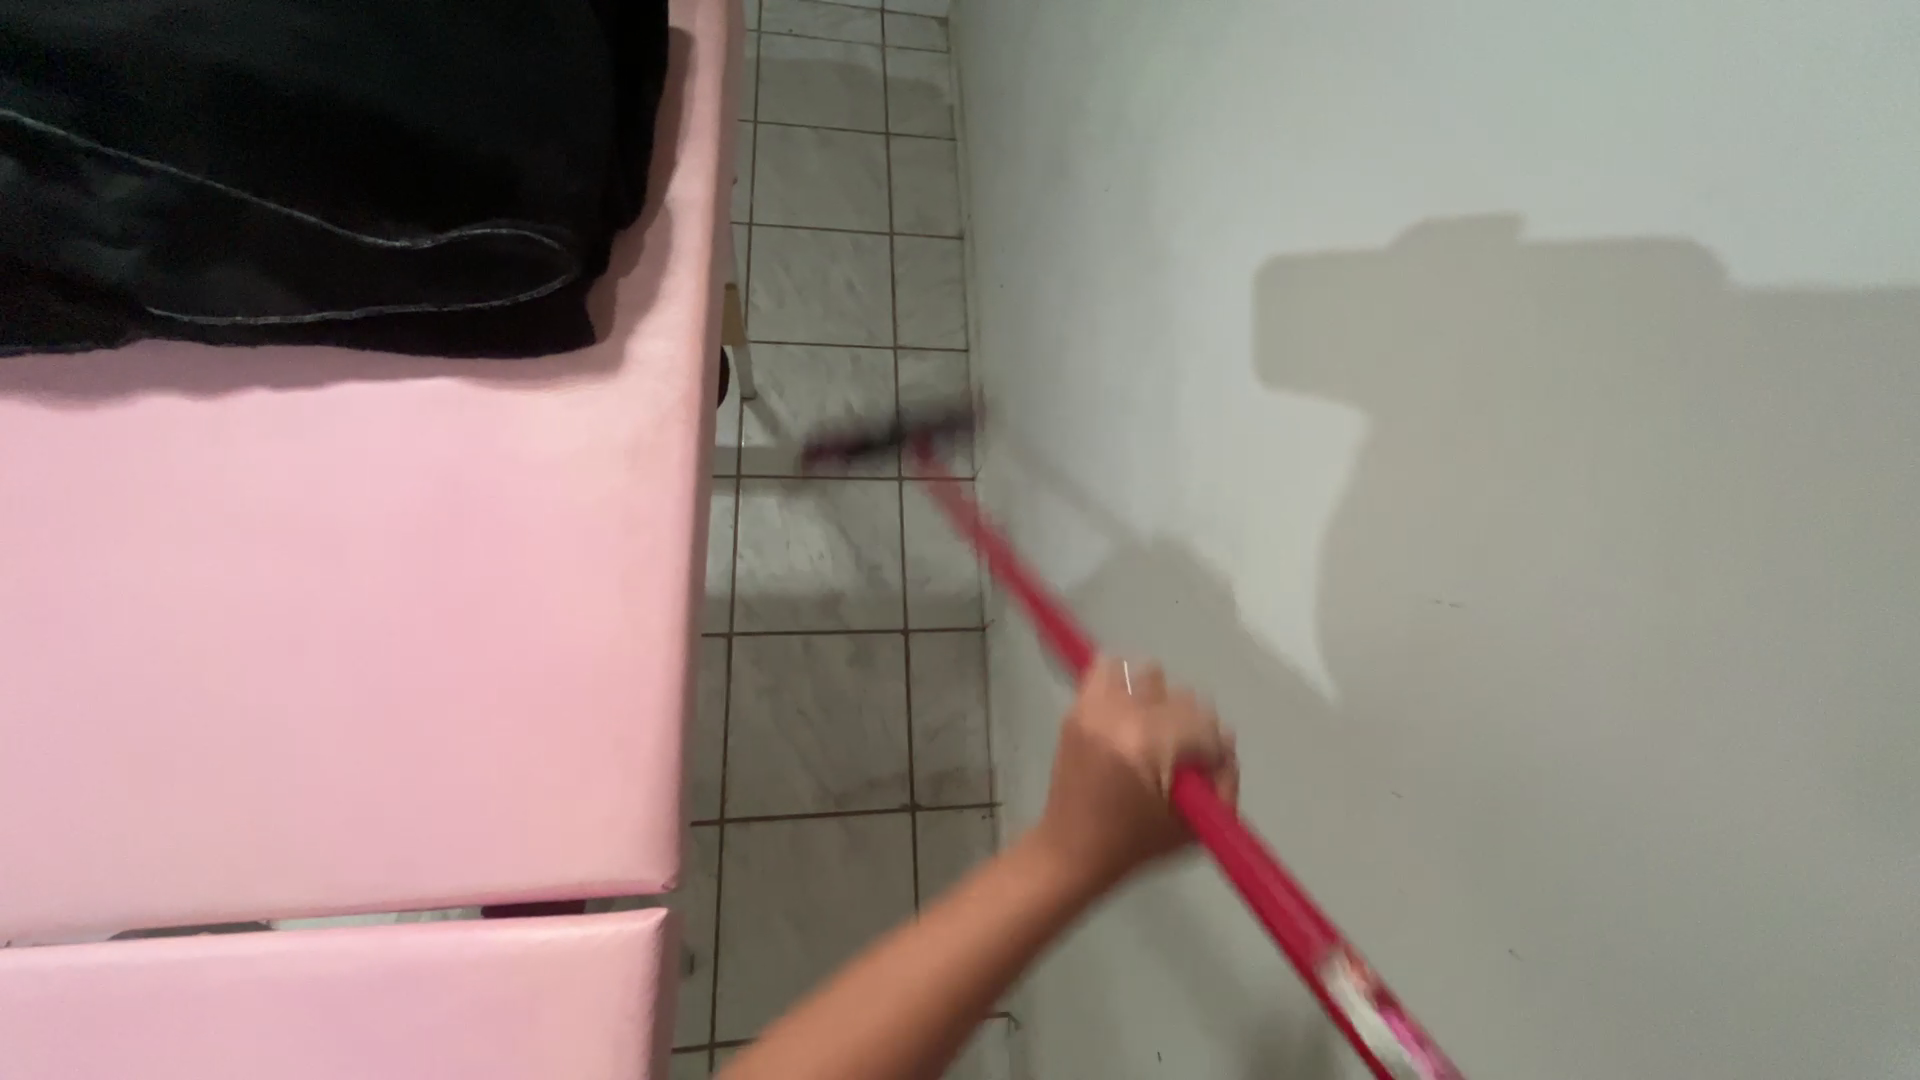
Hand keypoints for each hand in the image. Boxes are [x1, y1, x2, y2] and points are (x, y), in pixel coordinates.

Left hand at [1032, 656, 1238, 886]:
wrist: (1071, 847)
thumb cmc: (1135, 843)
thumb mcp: (1194, 825)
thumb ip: (1222, 780)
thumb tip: (1224, 742)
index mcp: (1149, 744)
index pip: (1204, 724)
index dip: (1213, 748)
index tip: (1205, 768)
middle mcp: (1121, 715)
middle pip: (1181, 697)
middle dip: (1190, 725)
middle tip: (1180, 753)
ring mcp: (1096, 707)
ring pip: (1147, 675)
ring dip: (1158, 699)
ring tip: (1152, 728)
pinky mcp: (1078, 707)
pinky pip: (1106, 668)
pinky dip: (1123, 679)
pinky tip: (1129, 706)